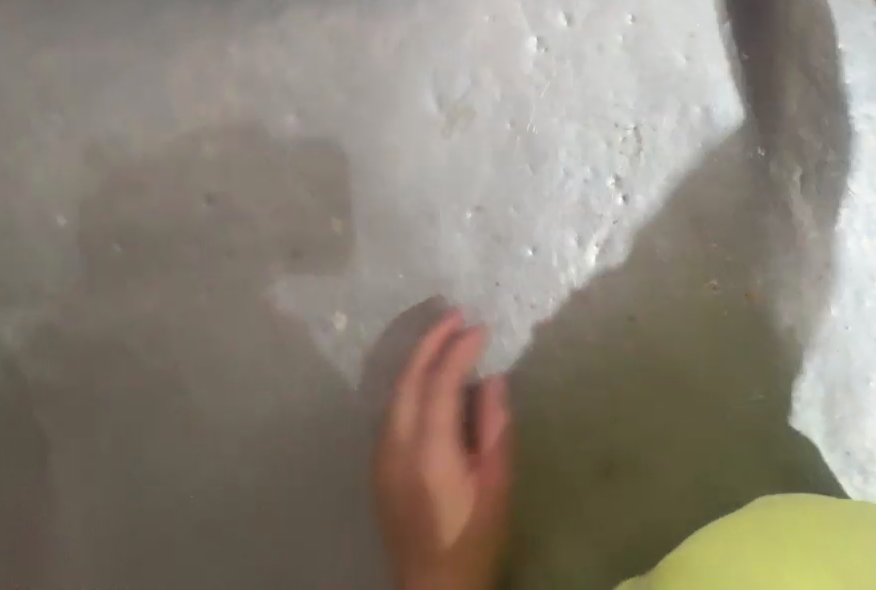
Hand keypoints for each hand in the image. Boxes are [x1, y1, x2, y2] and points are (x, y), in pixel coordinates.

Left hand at [373, 310, 513, 589]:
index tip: (480, 327)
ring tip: (445, 333)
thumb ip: (494, 428)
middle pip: (408, 377)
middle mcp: (397, 445)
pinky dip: (411, 380)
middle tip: (456, 313)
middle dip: (431, 340)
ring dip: (418, 357)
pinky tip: (430, 374)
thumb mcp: (497, 486)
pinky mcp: (378, 462)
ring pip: (395, 389)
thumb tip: (492, 378)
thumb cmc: (474, 538)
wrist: (432, 587)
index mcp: (430, 452)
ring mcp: (382, 453)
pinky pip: (393, 406)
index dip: (459, 350)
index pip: (440, 383)